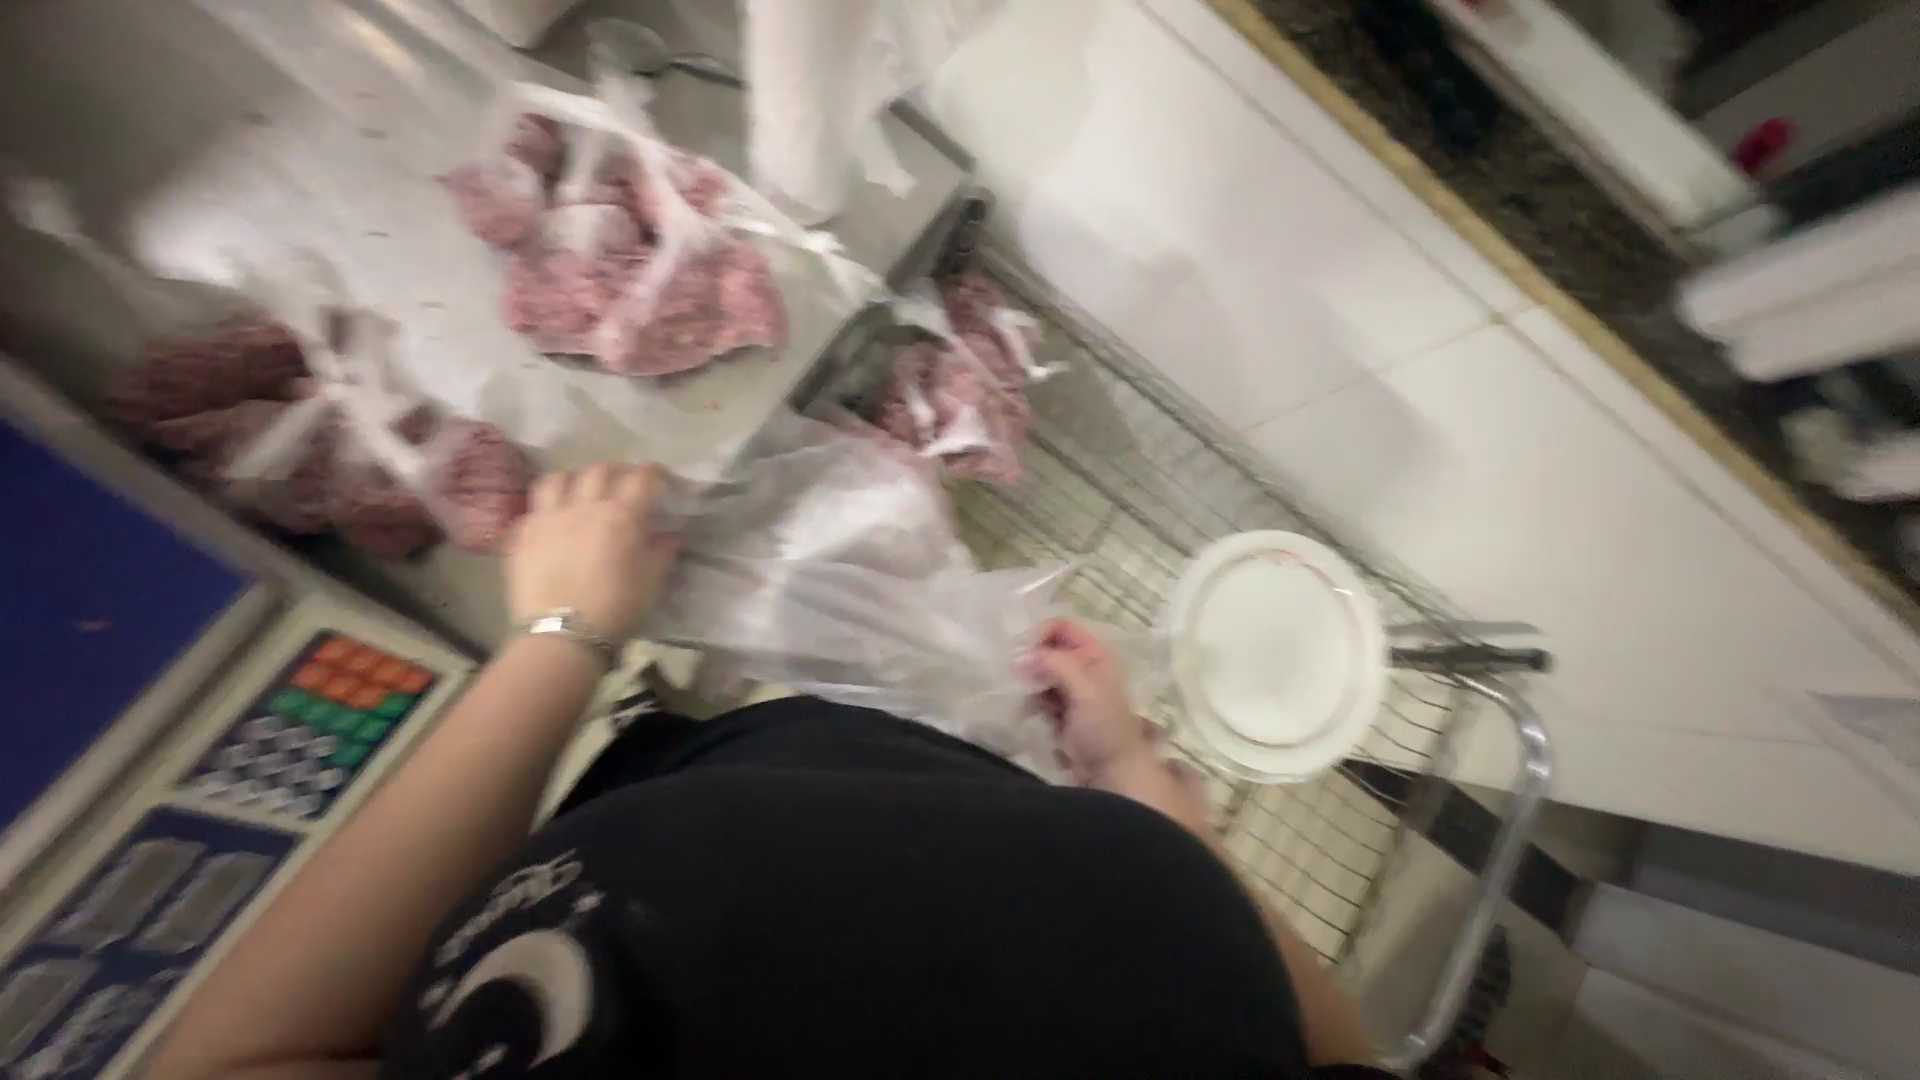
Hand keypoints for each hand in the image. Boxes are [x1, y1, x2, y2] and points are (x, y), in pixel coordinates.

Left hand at [505, 463, 680, 641]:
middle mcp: (582, 507)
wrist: (563, 635)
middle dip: (616, 471)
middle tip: (625, 482)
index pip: (641, 479)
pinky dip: (547, 508)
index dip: (654, 473)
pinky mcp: (521, 536)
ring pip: (557, 479)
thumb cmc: (617, 607)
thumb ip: (662, 553)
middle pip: (599, 471)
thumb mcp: (652, 582)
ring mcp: (547, 518)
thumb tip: (671, 537)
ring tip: (581, 490)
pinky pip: (532, 509)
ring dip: (574, 479)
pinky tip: (553, 521)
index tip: (662, 478)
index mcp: (620, 515)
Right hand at [1026, 618, 1153, 784]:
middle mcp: (1082, 665)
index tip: (1023, 654)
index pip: (1062, 626)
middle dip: (1030, 657)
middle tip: (1016, 675)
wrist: (1111, 772)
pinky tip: (1026, 708)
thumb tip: (1022, 656)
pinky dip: (1028, 696)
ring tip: (1020, 693)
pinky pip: (1037, 692)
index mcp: (1095, 653)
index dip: (1041, 634)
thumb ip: (1057, 665)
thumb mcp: (1086, 690)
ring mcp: (1070, 688)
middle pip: (1048, 647)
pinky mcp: (1058, 709)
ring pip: (1039, 670)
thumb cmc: (1104, 728)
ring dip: (1027, 678)